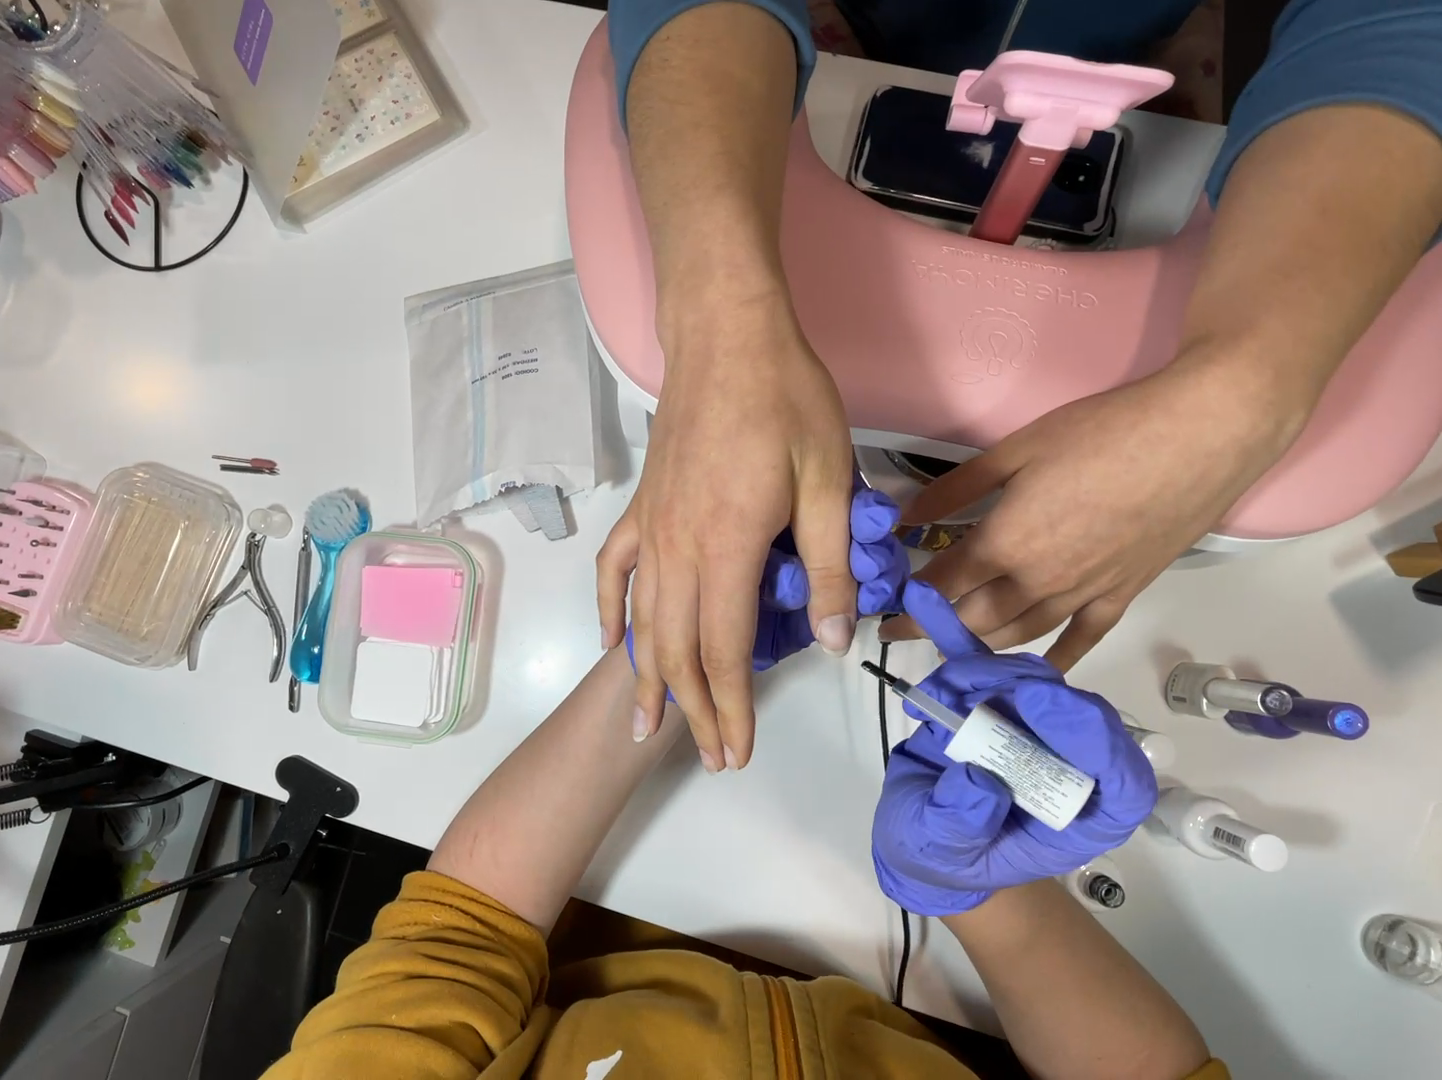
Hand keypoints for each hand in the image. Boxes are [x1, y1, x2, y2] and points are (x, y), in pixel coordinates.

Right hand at [600, 304, 855, 771]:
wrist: (726, 337)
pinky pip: (613, 572)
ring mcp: (649, 529)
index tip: (737, 752)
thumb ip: (827, 567)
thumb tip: (831, 642)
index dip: (732, 706)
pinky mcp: (639, 509)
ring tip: (648, 725)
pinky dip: (609, 613)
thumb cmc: (784, 402)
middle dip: (694, 708)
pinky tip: (610, 643)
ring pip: (642, 620)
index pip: (723, 649)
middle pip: (677, 647)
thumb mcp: (828, 481)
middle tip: (708, 755)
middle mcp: (675, 550)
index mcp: (726, 548)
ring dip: (648, 677)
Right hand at [871, 581, 1157, 915]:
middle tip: (967, 683)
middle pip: (1072, 713)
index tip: (1042, 704)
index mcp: (1079, 810)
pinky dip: (953, 633)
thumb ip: (962, 825)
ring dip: (979, 671)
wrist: (916, 836)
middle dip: (1024, 689)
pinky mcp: (987, 701)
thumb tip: (982, 782)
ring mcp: (1026, 725)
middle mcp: (1064, 760)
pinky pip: (978, 664)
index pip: (1120, 776)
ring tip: (931, 691)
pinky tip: (923, 601)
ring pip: (1026, 681)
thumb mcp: (945, 852)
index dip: (1094, 737)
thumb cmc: (940, 857)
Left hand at [884, 359, 1305, 669]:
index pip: (942, 585)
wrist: (1200, 434)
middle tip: (905, 634)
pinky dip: (1054, 658)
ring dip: (981, 645)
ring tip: (951, 647)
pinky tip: (1034, 671)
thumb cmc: (1100, 434)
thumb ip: (954, 490)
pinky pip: (1083, 638)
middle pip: (974, 619)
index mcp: (1005, 543)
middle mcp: (1039, 580)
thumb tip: (905, 517)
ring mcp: (1084, 593)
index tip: (882, 615)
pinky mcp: (1125, 594)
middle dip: (932, 629)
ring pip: (1020, 633)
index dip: (908, 602)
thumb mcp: (1014, 451)